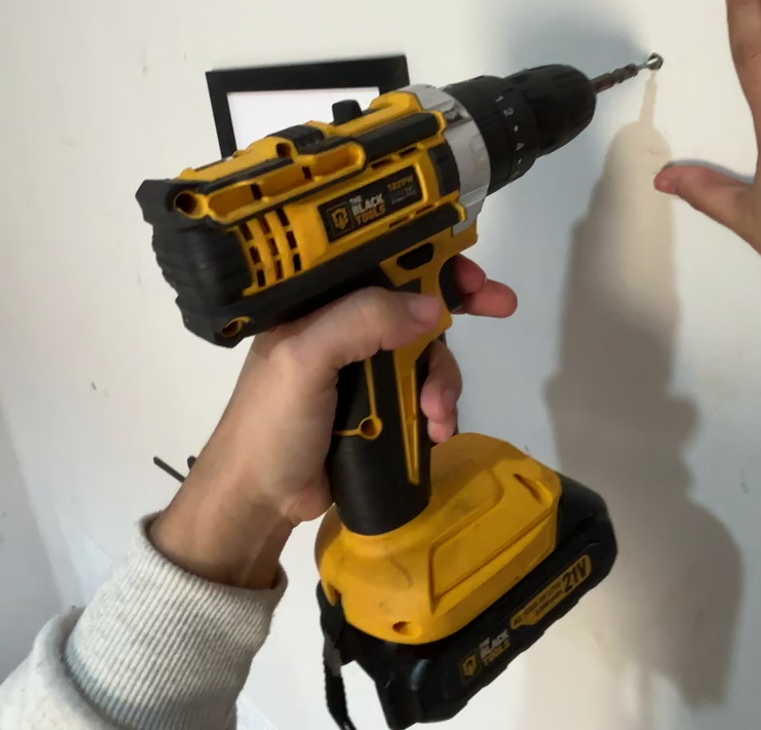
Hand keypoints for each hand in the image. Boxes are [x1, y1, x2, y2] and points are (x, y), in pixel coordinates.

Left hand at [151, 256, 516, 586]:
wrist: (259, 502)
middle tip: (501, 304)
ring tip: (436, 415)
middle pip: (413, 303)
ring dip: (443, 379)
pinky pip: (424, 391)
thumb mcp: (306, 361)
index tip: (468, 269)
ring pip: (426, 351)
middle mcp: (345, 326)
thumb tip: (431, 308)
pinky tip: (436, 431)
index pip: (380, 263)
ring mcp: (365, 368)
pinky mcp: (379, 405)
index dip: (428, 257)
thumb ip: (362, 323)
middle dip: (458, 305)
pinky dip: (438, 407)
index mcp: (320, 304)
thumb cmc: (271, 424)